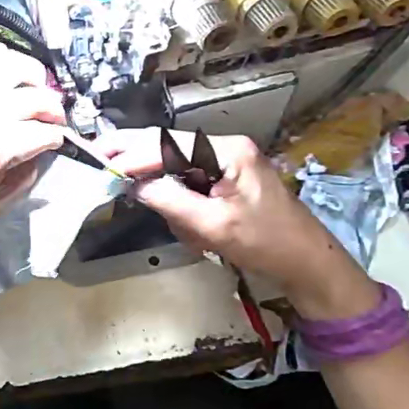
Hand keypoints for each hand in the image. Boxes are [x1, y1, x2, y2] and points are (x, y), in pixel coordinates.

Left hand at [0, 35, 67, 265]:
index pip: (45, 132)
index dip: (57, 137)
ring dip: (31, 72)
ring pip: (9, 63)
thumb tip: (39, 155)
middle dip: (53, 106)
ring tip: (33, 83)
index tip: (56, 140)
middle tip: (51, 116)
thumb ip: (24, 181)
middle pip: (35, 95)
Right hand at [95, 128, 382, 319]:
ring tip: (190, 235)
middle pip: (168, 148)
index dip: (132, 154)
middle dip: (138, 159)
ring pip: (175, 171)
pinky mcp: (225, 182)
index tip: (102, 163)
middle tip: (100, 155)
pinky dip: (183, 208)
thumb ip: (169, 201)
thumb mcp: (213, 225)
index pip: (167, 144)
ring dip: (170, 200)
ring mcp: (226, 164)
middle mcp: (224, 148)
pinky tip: (198, 235)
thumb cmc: (266, 243)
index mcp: (226, 150)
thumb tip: (133, 184)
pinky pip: (189, 187)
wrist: (308, 264)